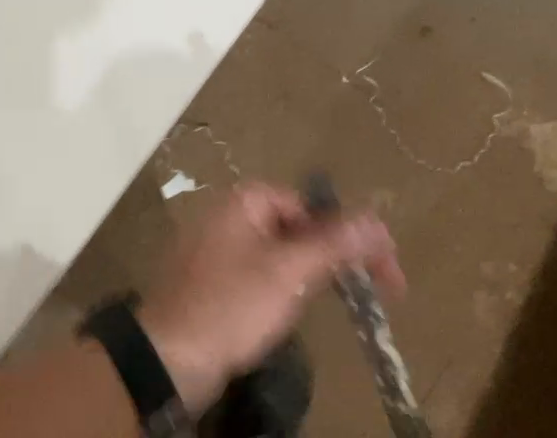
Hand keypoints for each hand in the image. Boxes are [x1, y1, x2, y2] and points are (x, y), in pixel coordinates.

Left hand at [134, 181, 403, 411]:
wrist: (170, 355)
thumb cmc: (230, 306)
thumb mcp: (288, 273)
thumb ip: (332, 245)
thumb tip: (376, 220)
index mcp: (242, 202)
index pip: (308, 205)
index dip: (349, 231)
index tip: (385, 265)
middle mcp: (227, 216)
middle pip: (296, 226)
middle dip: (336, 252)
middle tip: (380, 287)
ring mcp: (217, 248)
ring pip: (279, 251)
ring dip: (314, 270)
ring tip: (348, 298)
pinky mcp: (213, 281)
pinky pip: (259, 272)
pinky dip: (285, 285)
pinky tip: (299, 308)